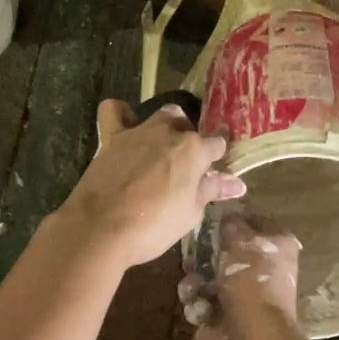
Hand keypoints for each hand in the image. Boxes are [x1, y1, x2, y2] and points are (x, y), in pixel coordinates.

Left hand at [61, 99, 245, 267]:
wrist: (101, 228)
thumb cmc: (153, 225)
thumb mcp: (190, 213)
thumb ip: (211, 191)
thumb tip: (237, 184)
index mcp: (193, 150)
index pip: (216, 144)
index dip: (217, 156)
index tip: (216, 167)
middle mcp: (169, 132)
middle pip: (187, 126)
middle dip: (190, 139)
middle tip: (185, 166)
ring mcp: (139, 131)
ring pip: (161, 115)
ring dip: (166, 126)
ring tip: (162, 148)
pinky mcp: (111, 136)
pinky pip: (114, 111)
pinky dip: (121, 112)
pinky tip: (125, 122)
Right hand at [178, 215, 301, 326]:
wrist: (257, 332)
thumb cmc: (249, 277)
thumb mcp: (236, 241)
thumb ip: (230, 224)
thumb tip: (228, 216)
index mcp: (280, 241)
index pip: (255, 220)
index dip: (233, 219)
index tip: (211, 223)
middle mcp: (274, 265)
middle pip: (235, 253)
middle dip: (209, 257)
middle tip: (191, 260)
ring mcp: (260, 291)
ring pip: (223, 279)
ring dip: (202, 283)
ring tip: (189, 287)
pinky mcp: (246, 314)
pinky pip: (221, 301)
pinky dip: (207, 304)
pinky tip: (198, 306)